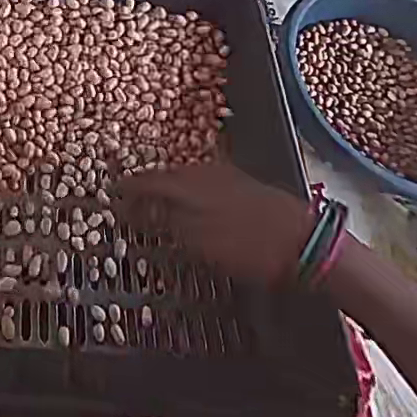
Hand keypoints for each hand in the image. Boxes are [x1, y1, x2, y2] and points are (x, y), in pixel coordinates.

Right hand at [118, 161, 315, 285]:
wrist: (305, 241)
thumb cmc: (246, 244)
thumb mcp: (196, 239)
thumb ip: (162, 220)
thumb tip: (132, 207)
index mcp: (184, 183)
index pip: (144, 181)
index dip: (125, 191)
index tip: (111, 199)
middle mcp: (200, 171)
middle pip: (162, 178)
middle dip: (144, 191)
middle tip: (130, 207)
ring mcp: (223, 175)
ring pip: (183, 181)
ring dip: (167, 193)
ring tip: (157, 210)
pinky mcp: (241, 184)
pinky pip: (201, 185)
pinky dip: (188, 196)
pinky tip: (192, 208)